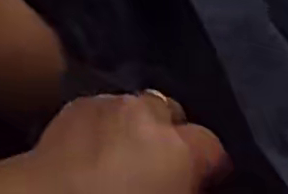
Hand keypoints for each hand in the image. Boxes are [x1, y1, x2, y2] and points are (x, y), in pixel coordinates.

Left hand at [11, 92, 229, 193]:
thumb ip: (187, 186)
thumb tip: (191, 181)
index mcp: (176, 147)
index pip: (212, 144)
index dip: (210, 166)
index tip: (203, 182)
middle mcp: (141, 112)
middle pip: (169, 110)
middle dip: (170, 133)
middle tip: (162, 166)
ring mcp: (105, 101)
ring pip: (132, 105)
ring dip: (136, 124)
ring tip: (127, 155)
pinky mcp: (75, 102)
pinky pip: (103, 107)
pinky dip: (108, 122)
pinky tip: (98, 147)